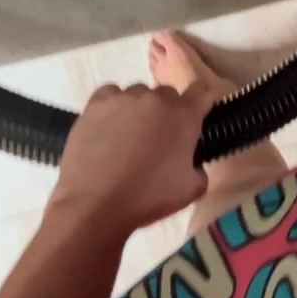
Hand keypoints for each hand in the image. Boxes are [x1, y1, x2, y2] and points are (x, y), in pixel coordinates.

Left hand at [49, 83, 213, 233]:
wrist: (94, 205)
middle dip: (166, 113)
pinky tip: (106, 128)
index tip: (195, 119)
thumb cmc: (146, 198)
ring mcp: (125, 97)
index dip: (200, 104)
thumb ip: (200, 170)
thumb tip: (195, 164)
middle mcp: (157, 98)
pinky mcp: (97, 103)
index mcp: (184, 115)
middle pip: (168, 94)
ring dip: (138, 110)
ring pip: (138, 94)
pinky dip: (111, 106)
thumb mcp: (189, 192)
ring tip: (126, 138)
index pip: (202, 92)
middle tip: (156, 140)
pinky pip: (110, 94)